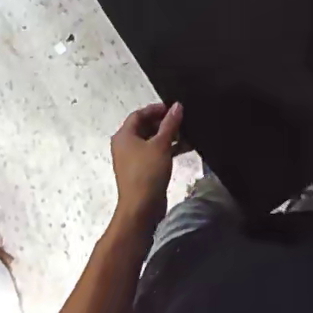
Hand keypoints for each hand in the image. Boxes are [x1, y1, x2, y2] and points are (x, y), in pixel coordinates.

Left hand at [110, 101, 182, 225]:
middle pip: (145, 127)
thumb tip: (177, 106)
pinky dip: (167, 149)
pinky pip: (155, 153)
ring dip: (168, 136)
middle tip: (182, 120)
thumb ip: (170, 124)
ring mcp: (133, 159)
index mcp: (124, 136)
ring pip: (151, 141)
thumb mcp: (161, 145)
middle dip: (164, 123)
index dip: (156, 109)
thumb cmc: (148, 172)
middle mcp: (125, 145)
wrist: (141, 207)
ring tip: (188, 133)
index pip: (139, 114)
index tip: (173, 108)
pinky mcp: (142, 170)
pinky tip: (185, 147)